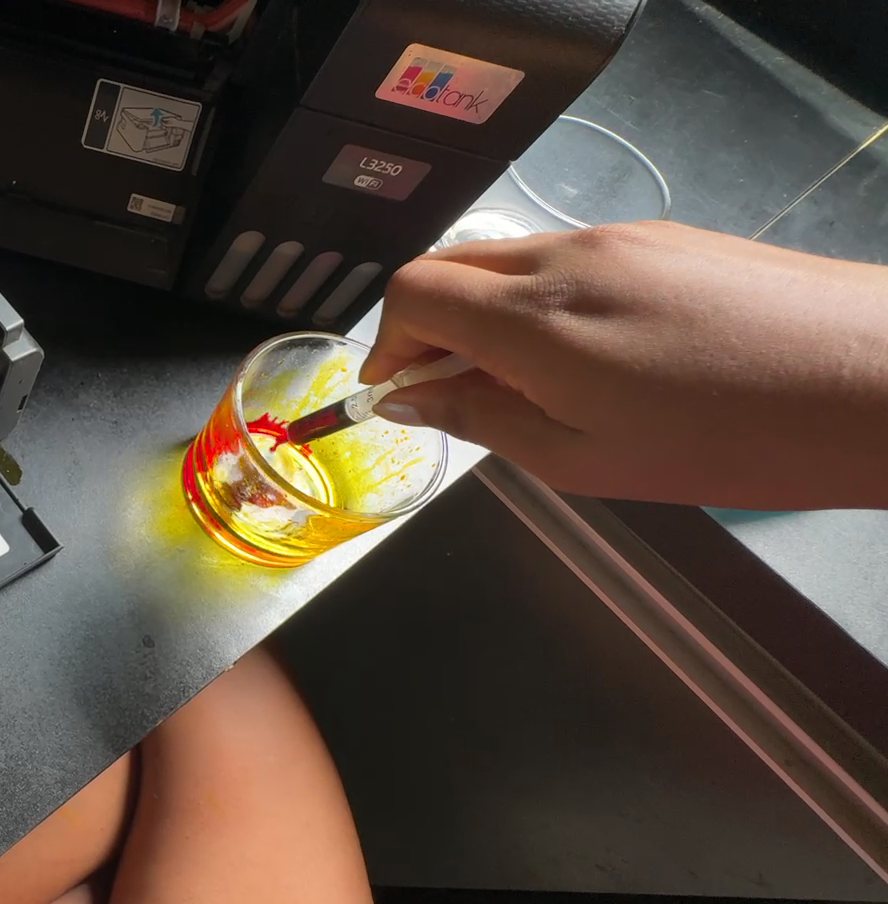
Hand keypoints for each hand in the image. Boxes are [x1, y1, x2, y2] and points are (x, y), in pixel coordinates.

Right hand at [361, 221, 887, 509]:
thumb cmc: (727, 438)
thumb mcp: (573, 455)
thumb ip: (473, 417)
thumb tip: (405, 400)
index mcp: (534, 315)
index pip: (412, 291)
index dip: (387, 341)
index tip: (398, 388)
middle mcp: (568, 257)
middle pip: (445, 265)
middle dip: (421, 325)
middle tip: (441, 384)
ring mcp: (620, 239)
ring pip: (499, 261)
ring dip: (475, 314)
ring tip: (514, 378)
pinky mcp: (661, 238)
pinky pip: (557, 260)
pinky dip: (528, 302)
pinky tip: (572, 353)